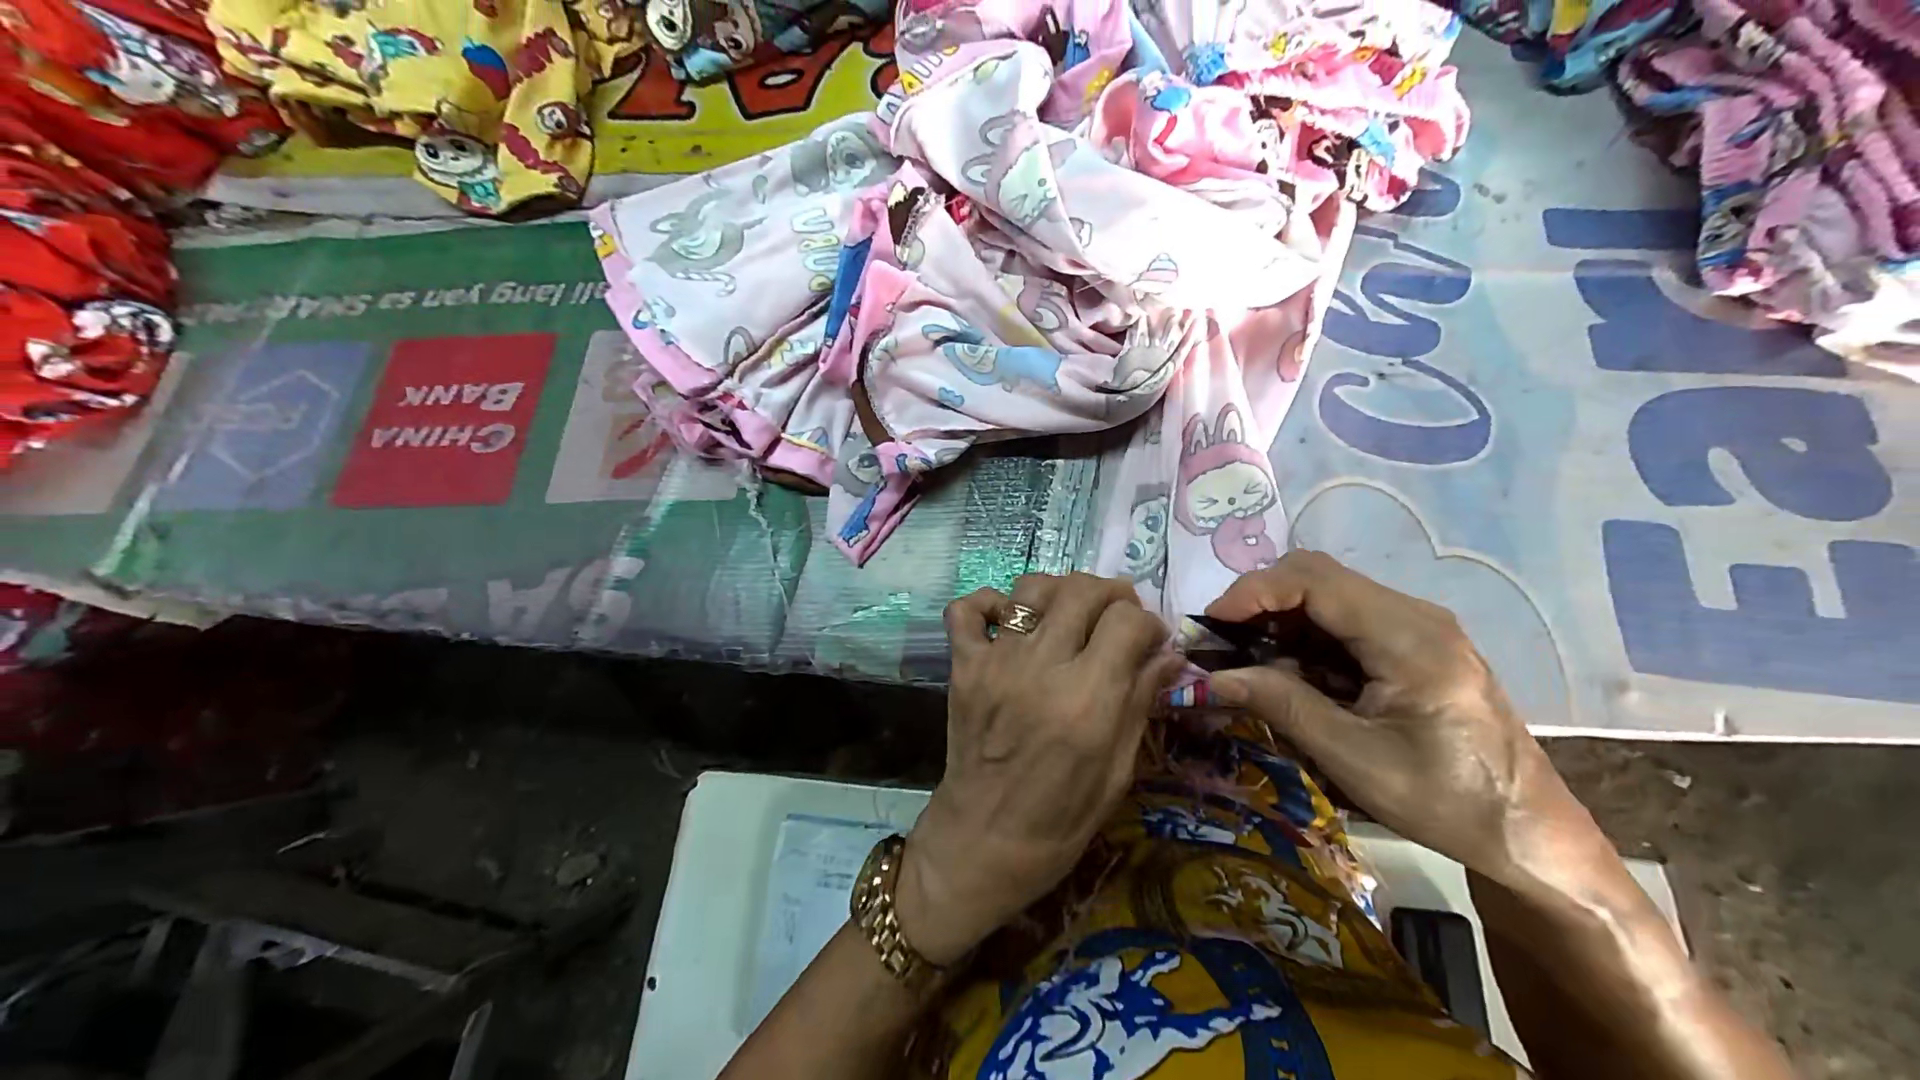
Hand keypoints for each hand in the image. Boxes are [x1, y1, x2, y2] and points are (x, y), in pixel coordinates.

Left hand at [898, 573, 1183, 965]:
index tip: (1150, 641)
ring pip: (1031, 587)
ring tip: (1072, 615)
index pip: (1127, 620)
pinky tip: (1008, 620)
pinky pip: (965, 609)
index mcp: (1088, 700)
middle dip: (1111, 595)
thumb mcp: (1118, 770)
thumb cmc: (1061, 820)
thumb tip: (1168, 654)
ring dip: (1060, 591)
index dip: (1147, 623)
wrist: (983, 841)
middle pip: (1082, 590)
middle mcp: (1041, 669)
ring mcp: (995, 662)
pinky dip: (989, 602)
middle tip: (1118, 618)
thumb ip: (1140, 702)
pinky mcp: (962, 666)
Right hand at [1202, 551, 1572, 881]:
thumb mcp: (1353, 758)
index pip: (1315, 580)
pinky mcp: (1412, 641)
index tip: (1210, 623)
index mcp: (1410, 638)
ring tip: (1245, 658)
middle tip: (1221, 640)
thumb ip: (1281, 705)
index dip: (1253, 591)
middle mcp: (1415, 615)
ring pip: (1327, 592)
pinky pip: (1343, 618)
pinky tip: (1288, 670)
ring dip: (1278, 617)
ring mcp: (1416, 625)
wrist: (1528, 830)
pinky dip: (1302, 634)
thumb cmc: (1444, 799)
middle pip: (1318, 574)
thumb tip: (1212, 676)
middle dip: (1260, 600)